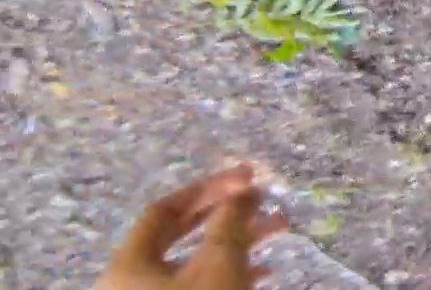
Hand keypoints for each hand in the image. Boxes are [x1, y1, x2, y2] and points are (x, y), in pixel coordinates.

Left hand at [96, 166, 289, 289]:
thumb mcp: (220, 259)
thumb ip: (232, 218)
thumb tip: (245, 189)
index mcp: (127, 265)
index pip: (163, 210)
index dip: (208, 186)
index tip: (250, 175)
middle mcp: (127, 282)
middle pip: (176, 233)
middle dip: (226, 211)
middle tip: (262, 196)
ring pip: (192, 258)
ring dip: (238, 237)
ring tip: (278, 227)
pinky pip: (194, 283)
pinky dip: (228, 267)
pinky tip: (263, 270)